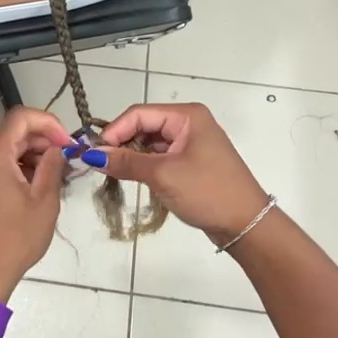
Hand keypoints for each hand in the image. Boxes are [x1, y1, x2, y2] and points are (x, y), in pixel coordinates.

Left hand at [0, 108, 70, 299]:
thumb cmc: (16, 238)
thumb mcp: (44, 200)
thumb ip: (52, 165)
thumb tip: (57, 148)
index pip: (20, 117)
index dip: (48, 122)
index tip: (67, 141)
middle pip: (13, 132)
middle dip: (42, 140)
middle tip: (67, 159)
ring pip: (7, 147)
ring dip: (32, 154)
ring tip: (57, 174)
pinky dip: (19, 166)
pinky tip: (38, 183)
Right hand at [91, 103, 271, 239]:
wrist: (246, 224)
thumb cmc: (208, 192)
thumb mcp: (163, 175)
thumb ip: (126, 162)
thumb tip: (90, 155)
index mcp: (187, 116)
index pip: (138, 114)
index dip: (114, 131)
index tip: (94, 153)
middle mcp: (188, 123)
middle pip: (143, 126)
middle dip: (121, 143)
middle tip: (100, 164)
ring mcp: (190, 143)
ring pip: (149, 142)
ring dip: (131, 156)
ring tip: (113, 173)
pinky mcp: (190, 162)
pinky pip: (159, 156)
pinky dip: (143, 165)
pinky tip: (132, 178)